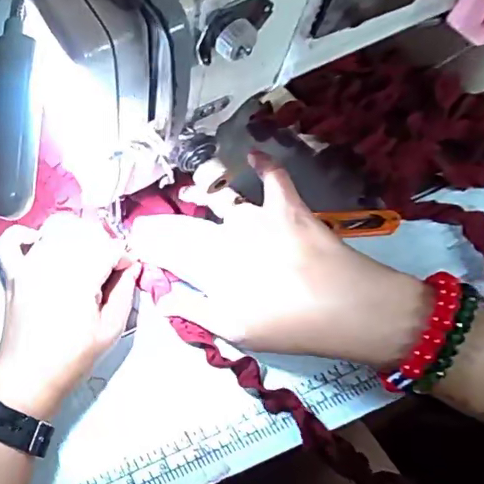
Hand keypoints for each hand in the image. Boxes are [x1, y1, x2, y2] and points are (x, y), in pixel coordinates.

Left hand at [0, 213, 135, 416]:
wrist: (28, 379)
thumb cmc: (69, 361)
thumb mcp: (110, 330)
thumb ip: (125, 293)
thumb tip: (130, 269)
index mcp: (79, 279)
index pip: (108, 247)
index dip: (123, 257)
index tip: (127, 270)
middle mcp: (52, 264)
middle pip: (85, 233)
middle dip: (103, 245)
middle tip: (110, 270)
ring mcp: (28, 265)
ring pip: (56, 229)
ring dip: (76, 237)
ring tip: (85, 261)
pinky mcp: (12, 274)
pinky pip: (13, 239)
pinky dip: (27, 235)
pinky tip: (42, 246)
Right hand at [129, 152, 429, 367]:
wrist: (348, 307)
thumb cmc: (290, 326)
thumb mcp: (234, 329)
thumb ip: (194, 309)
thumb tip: (161, 293)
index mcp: (212, 265)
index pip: (170, 249)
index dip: (150, 243)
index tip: (135, 240)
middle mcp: (229, 235)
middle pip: (189, 222)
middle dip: (166, 220)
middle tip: (152, 219)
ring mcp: (260, 217)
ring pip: (222, 194)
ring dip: (203, 189)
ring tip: (191, 189)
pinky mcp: (290, 207)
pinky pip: (274, 177)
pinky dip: (264, 162)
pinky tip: (254, 154)